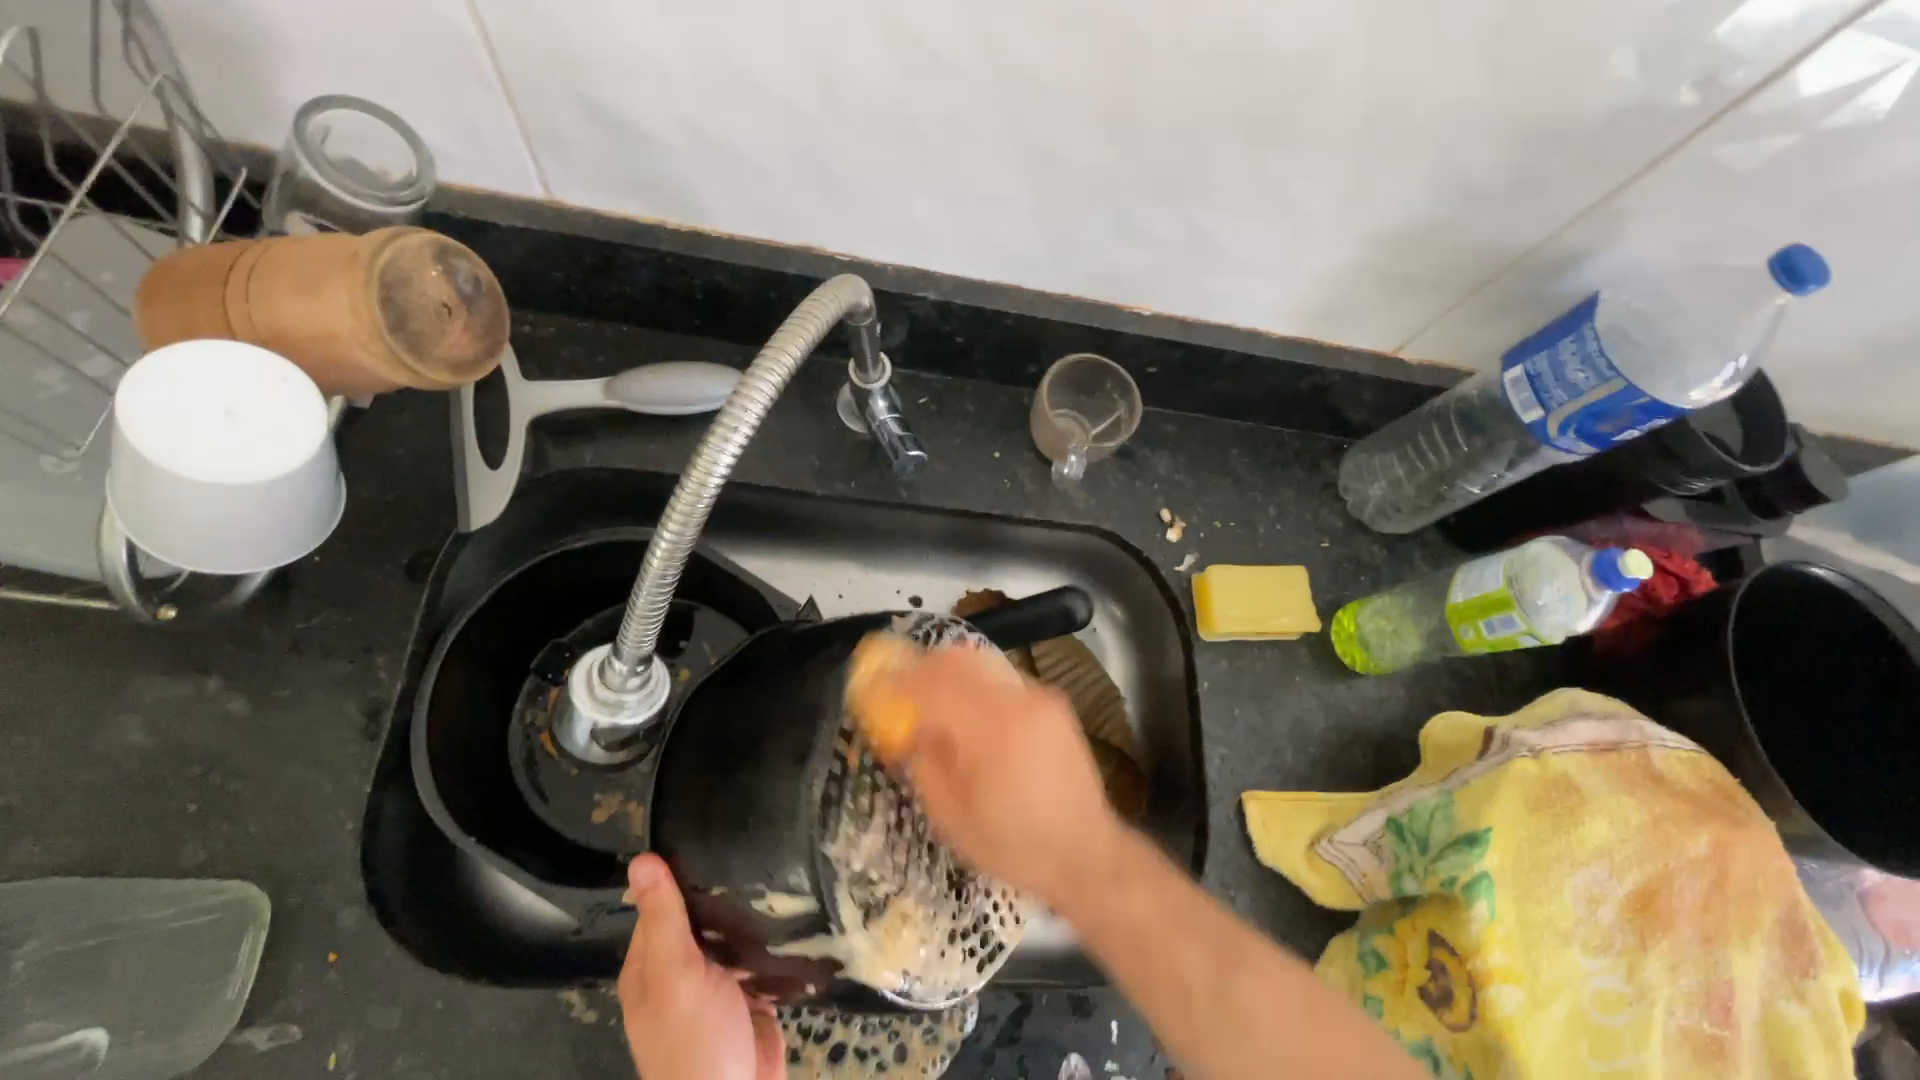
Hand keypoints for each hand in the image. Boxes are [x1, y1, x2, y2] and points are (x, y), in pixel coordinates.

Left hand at [618, 855, 787, 1079]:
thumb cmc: (695, 1041)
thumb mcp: (675, 975)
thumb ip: (663, 919)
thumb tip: (641, 859)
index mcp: (650, 965)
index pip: (661, 903)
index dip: (681, 871)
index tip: (714, 833)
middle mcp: (681, 972)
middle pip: (700, 917)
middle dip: (724, 887)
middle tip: (759, 841)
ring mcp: (718, 986)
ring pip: (732, 935)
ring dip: (751, 910)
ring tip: (783, 862)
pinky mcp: (752, 997)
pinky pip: (760, 957)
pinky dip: (773, 938)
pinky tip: (796, 907)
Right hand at [892, 646, 1123, 906]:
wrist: (1087, 853)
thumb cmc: (1015, 846)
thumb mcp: (952, 818)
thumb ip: (924, 764)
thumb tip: (908, 729)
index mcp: (992, 730)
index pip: (932, 685)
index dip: (897, 683)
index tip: (874, 688)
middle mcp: (1019, 701)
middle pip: (957, 659)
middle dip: (920, 668)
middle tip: (897, 688)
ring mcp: (1041, 697)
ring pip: (980, 663)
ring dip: (948, 675)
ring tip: (930, 702)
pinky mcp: (1054, 703)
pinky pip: (1002, 680)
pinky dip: (976, 687)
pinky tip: (969, 717)